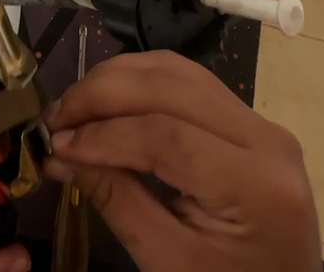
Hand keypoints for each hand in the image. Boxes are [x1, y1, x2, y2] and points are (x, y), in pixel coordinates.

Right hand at [44, 51, 320, 271]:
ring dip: (115, 79)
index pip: (167, 135)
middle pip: (168, 87)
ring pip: (173, 70)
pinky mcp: (245, 117)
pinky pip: (184, 78)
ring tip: (75, 107)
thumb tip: (58, 151)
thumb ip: (115, 198)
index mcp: (260, 186)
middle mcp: (267, 139)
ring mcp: (260, 122)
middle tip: (56, 118)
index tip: (56, 144)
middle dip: (101, 95)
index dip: (103, 133)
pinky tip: (107, 99)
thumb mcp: (169, 261)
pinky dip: (138, 79)